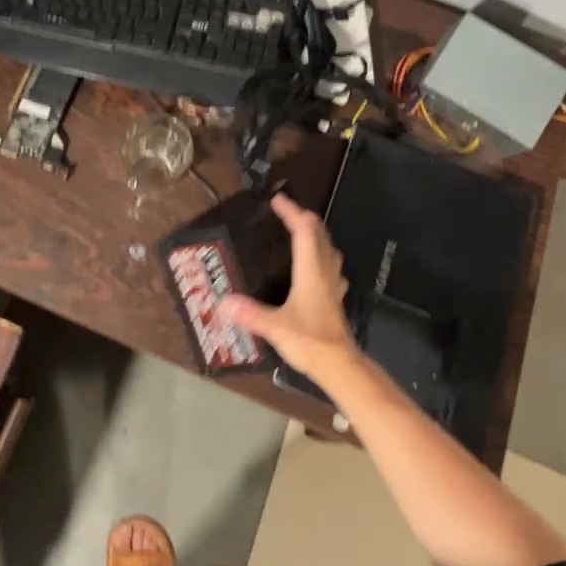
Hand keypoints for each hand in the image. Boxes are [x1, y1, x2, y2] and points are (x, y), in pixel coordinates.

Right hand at [220, 194, 357, 377]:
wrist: (341, 366)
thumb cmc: (310, 341)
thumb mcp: (275, 327)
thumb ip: (250, 313)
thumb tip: (224, 302)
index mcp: (310, 271)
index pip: (304, 231)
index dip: (291, 212)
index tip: (277, 200)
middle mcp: (324, 273)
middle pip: (320, 235)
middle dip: (305, 218)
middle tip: (287, 212)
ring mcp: (333, 286)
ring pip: (330, 250)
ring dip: (317, 235)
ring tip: (303, 232)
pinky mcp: (336, 300)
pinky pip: (332, 268)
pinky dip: (323, 257)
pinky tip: (317, 268)